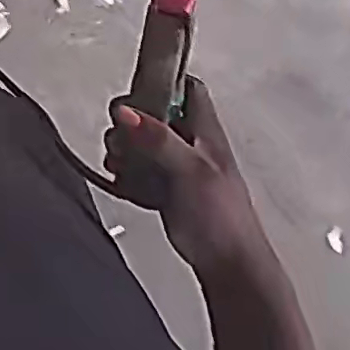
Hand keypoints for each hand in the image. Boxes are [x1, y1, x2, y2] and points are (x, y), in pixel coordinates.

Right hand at [104, 75, 268, 273]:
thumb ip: (157, 138)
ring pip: (139, 138)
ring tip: (120, 163)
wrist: (229, 269)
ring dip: (123, 147)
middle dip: (129, 121)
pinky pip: (136, 165)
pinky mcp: (163, 184)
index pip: (186, 85)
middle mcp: (188, 139)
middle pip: (151, 110)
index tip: (139, 92)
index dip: (163, 81)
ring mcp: (175, 162)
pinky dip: (125, 169)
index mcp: (204, 128)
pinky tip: (121, 179)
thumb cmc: (220, 215)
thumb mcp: (190, 169)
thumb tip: (124, 110)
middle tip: (122, 139)